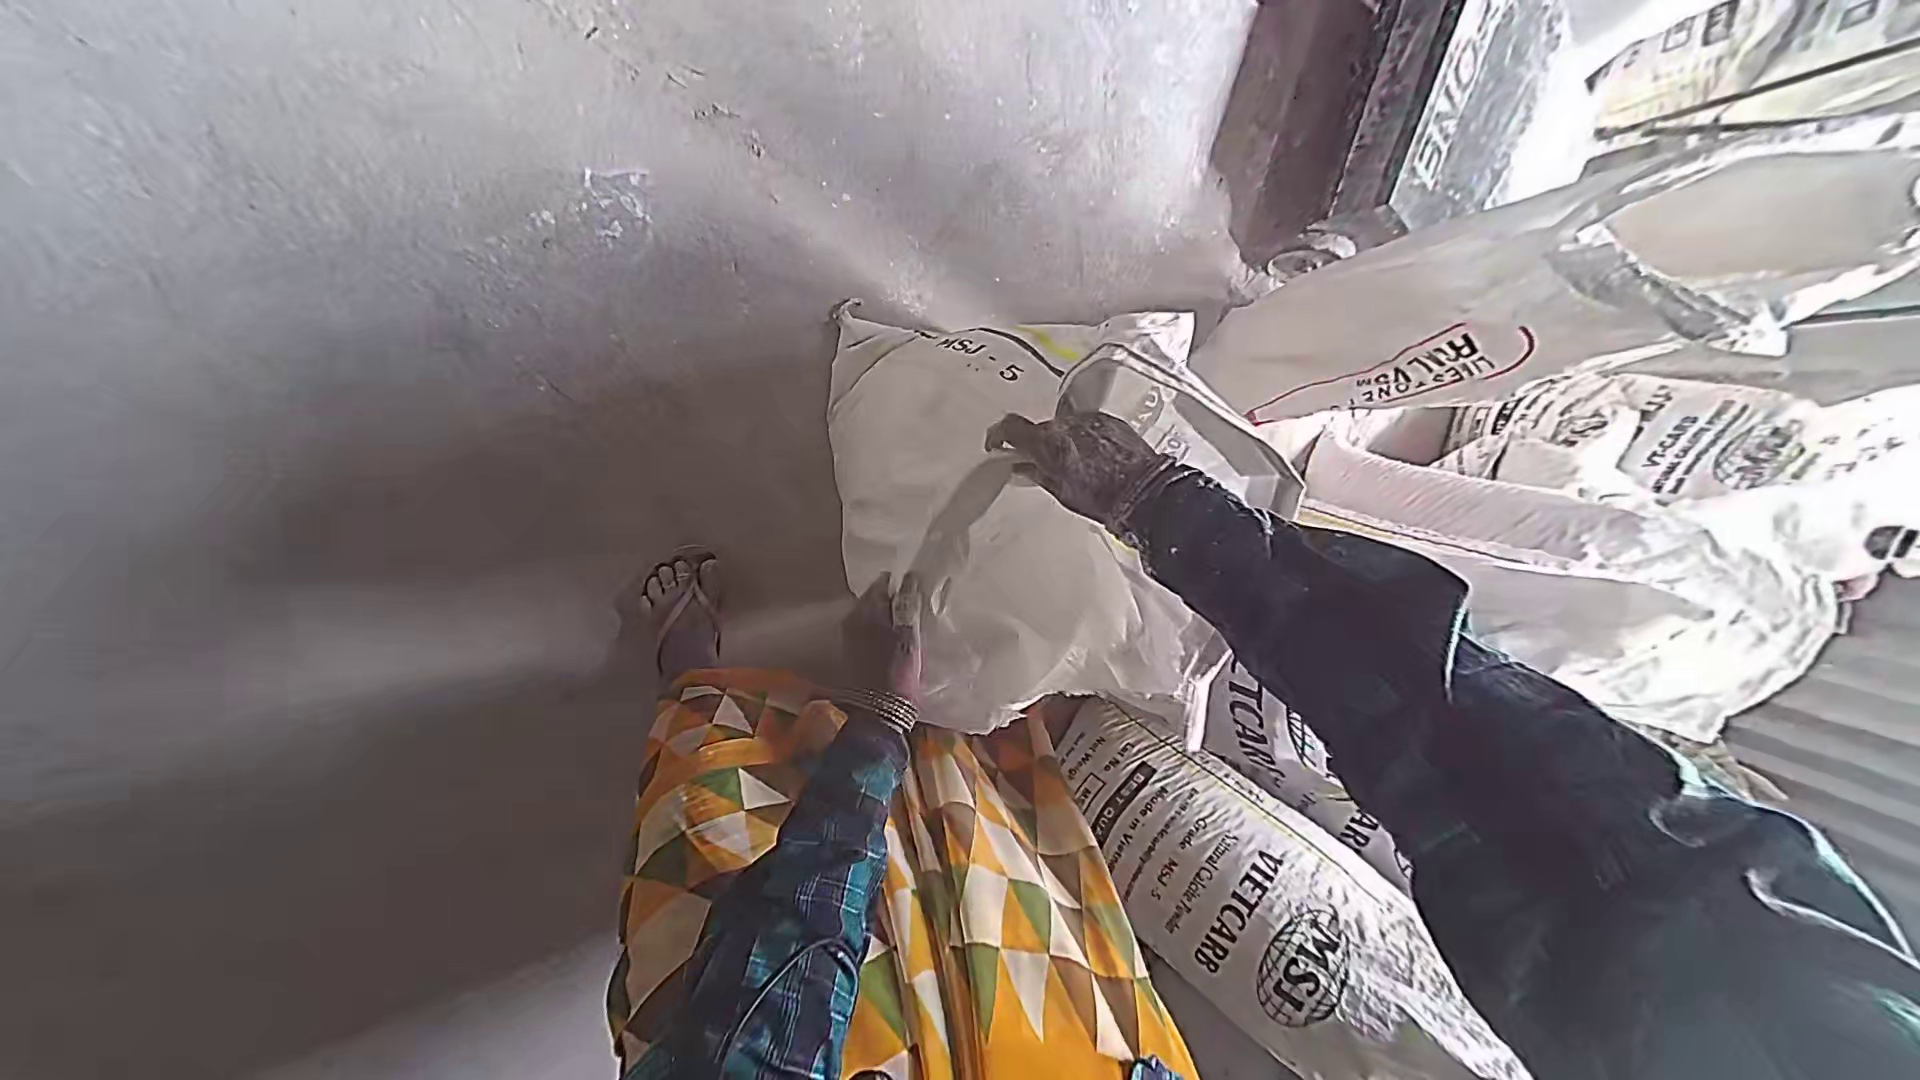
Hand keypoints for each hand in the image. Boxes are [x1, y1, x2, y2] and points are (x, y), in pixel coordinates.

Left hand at [842, 572, 921, 702]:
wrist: (880, 711)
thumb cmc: (898, 671)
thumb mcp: (909, 635)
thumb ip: (907, 605)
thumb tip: (909, 580)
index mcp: (867, 611)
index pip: (883, 583)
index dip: (901, 584)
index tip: (918, 590)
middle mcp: (853, 619)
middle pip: (875, 598)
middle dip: (894, 599)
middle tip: (916, 607)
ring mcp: (850, 636)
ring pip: (872, 614)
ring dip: (888, 615)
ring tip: (909, 624)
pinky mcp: (852, 652)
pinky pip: (869, 629)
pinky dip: (882, 629)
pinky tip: (896, 639)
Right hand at [985, 411, 1169, 527]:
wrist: (1143, 492)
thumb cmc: (1102, 497)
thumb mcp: (1059, 491)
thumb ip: (1036, 473)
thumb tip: (1022, 466)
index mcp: (1047, 442)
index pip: (1010, 426)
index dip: (998, 434)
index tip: (997, 443)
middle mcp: (1065, 424)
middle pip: (1039, 427)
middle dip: (1036, 442)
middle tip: (1037, 460)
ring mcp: (1088, 419)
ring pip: (1063, 425)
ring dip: (1061, 439)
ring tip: (1070, 462)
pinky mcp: (1107, 420)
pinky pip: (1084, 425)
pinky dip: (1081, 437)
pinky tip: (1090, 456)